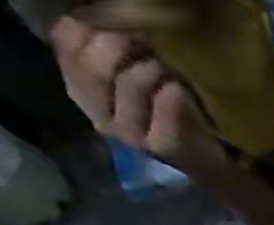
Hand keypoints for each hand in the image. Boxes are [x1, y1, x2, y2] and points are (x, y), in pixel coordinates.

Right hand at [49, 16, 222, 171]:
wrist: (207, 160)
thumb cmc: (168, 110)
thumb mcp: (132, 74)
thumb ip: (108, 47)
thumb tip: (101, 9)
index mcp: (80, 89)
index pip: (65, 44)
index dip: (90, 24)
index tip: (120, 23)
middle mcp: (98, 114)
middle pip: (93, 65)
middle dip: (120, 44)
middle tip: (147, 41)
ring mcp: (129, 135)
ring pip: (129, 84)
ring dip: (151, 68)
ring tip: (167, 68)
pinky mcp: (161, 147)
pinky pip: (164, 109)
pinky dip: (172, 92)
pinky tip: (179, 88)